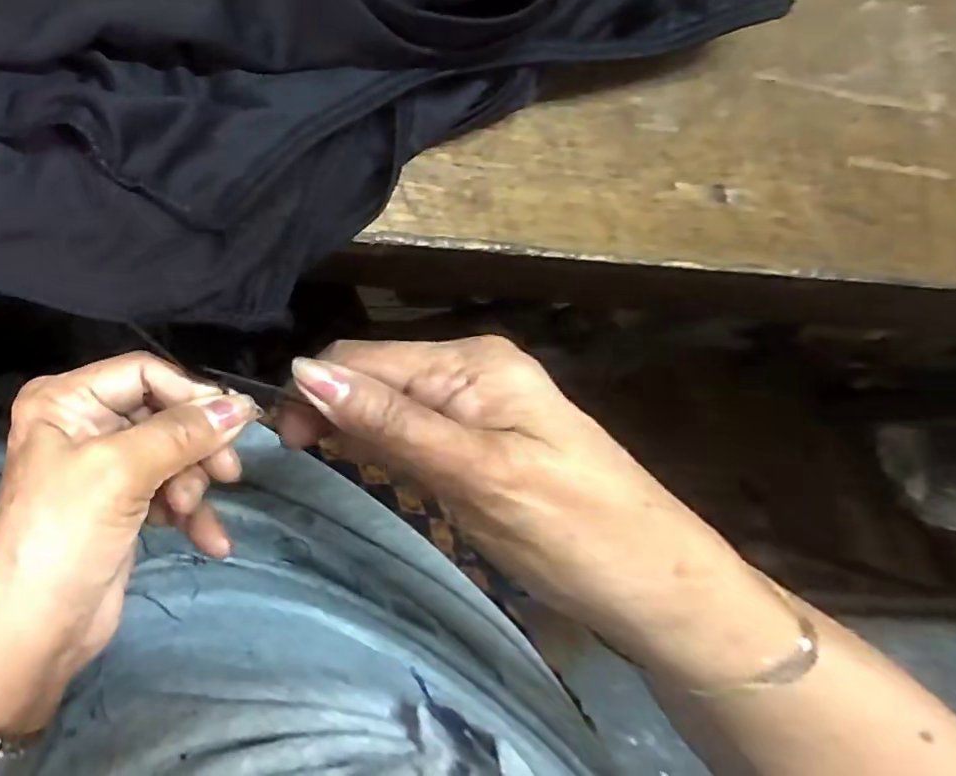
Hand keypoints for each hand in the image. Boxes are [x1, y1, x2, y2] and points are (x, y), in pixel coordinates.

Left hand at [0, 353, 259, 733]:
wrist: (32, 635)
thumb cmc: (64, 533)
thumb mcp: (121, 472)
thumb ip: (182, 433)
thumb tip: (240, 405)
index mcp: (65, 398)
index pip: (141, 372)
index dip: (187, 393)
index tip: (232, 420)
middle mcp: (82, 422)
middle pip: (161, 413)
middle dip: (194, 444)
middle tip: (227, 472)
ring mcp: (102, 464)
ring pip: (170, 452)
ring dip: (191, 481)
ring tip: (189, 511)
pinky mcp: (120, 503)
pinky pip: (166, 489)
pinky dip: (189, 512)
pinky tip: (210, 541)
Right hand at [277, 336, 801, 690]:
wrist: (669, 596)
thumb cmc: (580, 533)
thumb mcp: (478, 476)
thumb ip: (390, 422)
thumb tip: (303, 370)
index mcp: (471, 362)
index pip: (364, 359)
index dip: (315, 390)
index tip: (286, 441)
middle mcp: (468, 368)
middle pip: (372, 375)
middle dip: (330, 407)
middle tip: (304, 458)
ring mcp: (475, 401)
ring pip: (384, 400)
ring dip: (352, 426)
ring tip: (330, 463)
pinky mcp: (476, 433)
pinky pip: (408, 425)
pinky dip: (380, 442)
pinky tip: (370, 463)